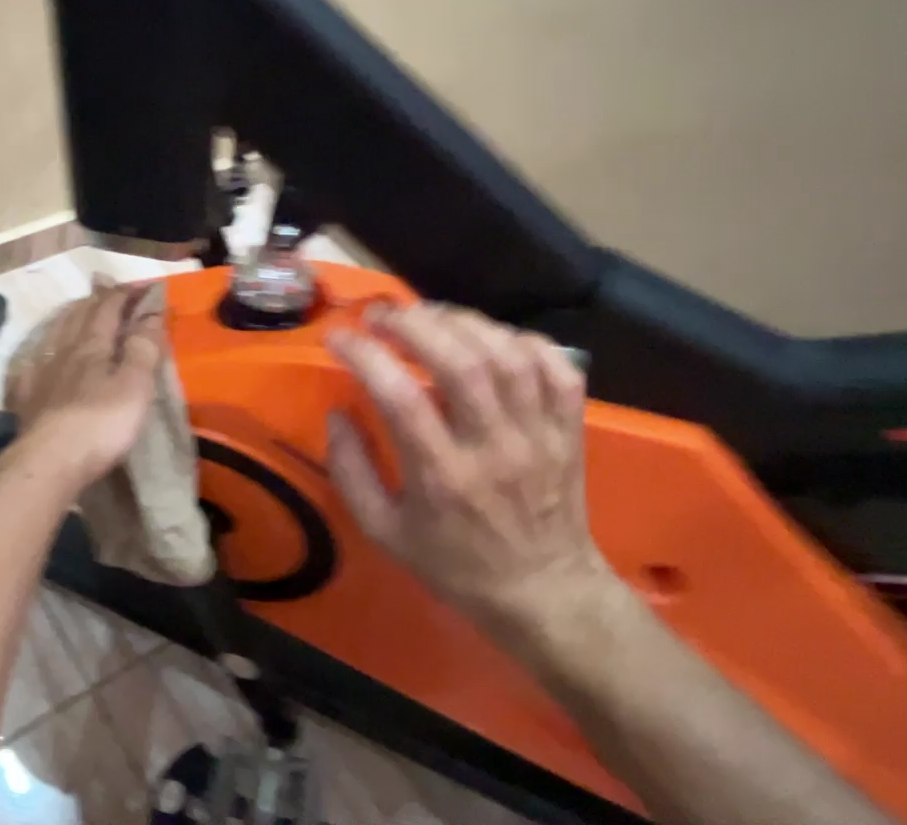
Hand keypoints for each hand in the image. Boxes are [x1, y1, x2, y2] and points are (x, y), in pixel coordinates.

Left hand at [6, 280, 165, 491]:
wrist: (50, 460)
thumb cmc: (101, 424)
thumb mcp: (135, 386)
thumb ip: (143, 347)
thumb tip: (151, 310)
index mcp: (92, 347)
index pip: (108, 310)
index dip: (124, 295)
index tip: (140, 285)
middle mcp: (63, 352)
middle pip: (79, 317)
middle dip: (95, 299)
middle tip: (105, 286)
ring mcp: (40, 373)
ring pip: (54, 334)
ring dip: (68, 317)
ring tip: (76, 308)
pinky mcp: (26, 396)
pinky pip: (30, 364)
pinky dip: (39, 351)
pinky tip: (37, 354)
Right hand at [323, 303, 616, 627]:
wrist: (544, 593)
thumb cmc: (452, 564)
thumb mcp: (382, 531)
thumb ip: (351, 470)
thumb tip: (338, 413)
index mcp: (442, 476)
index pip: (401, 397)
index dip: (365, 355)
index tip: (337, 337)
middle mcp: (494, 448)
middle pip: (461, 362)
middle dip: (414, 324)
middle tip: (381, 314)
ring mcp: (539, 435)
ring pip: (508, 355)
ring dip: (462, 322)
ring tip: (428, 316)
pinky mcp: (569, 430)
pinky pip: (555, 367)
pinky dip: (521, 339)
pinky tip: (488, 337)